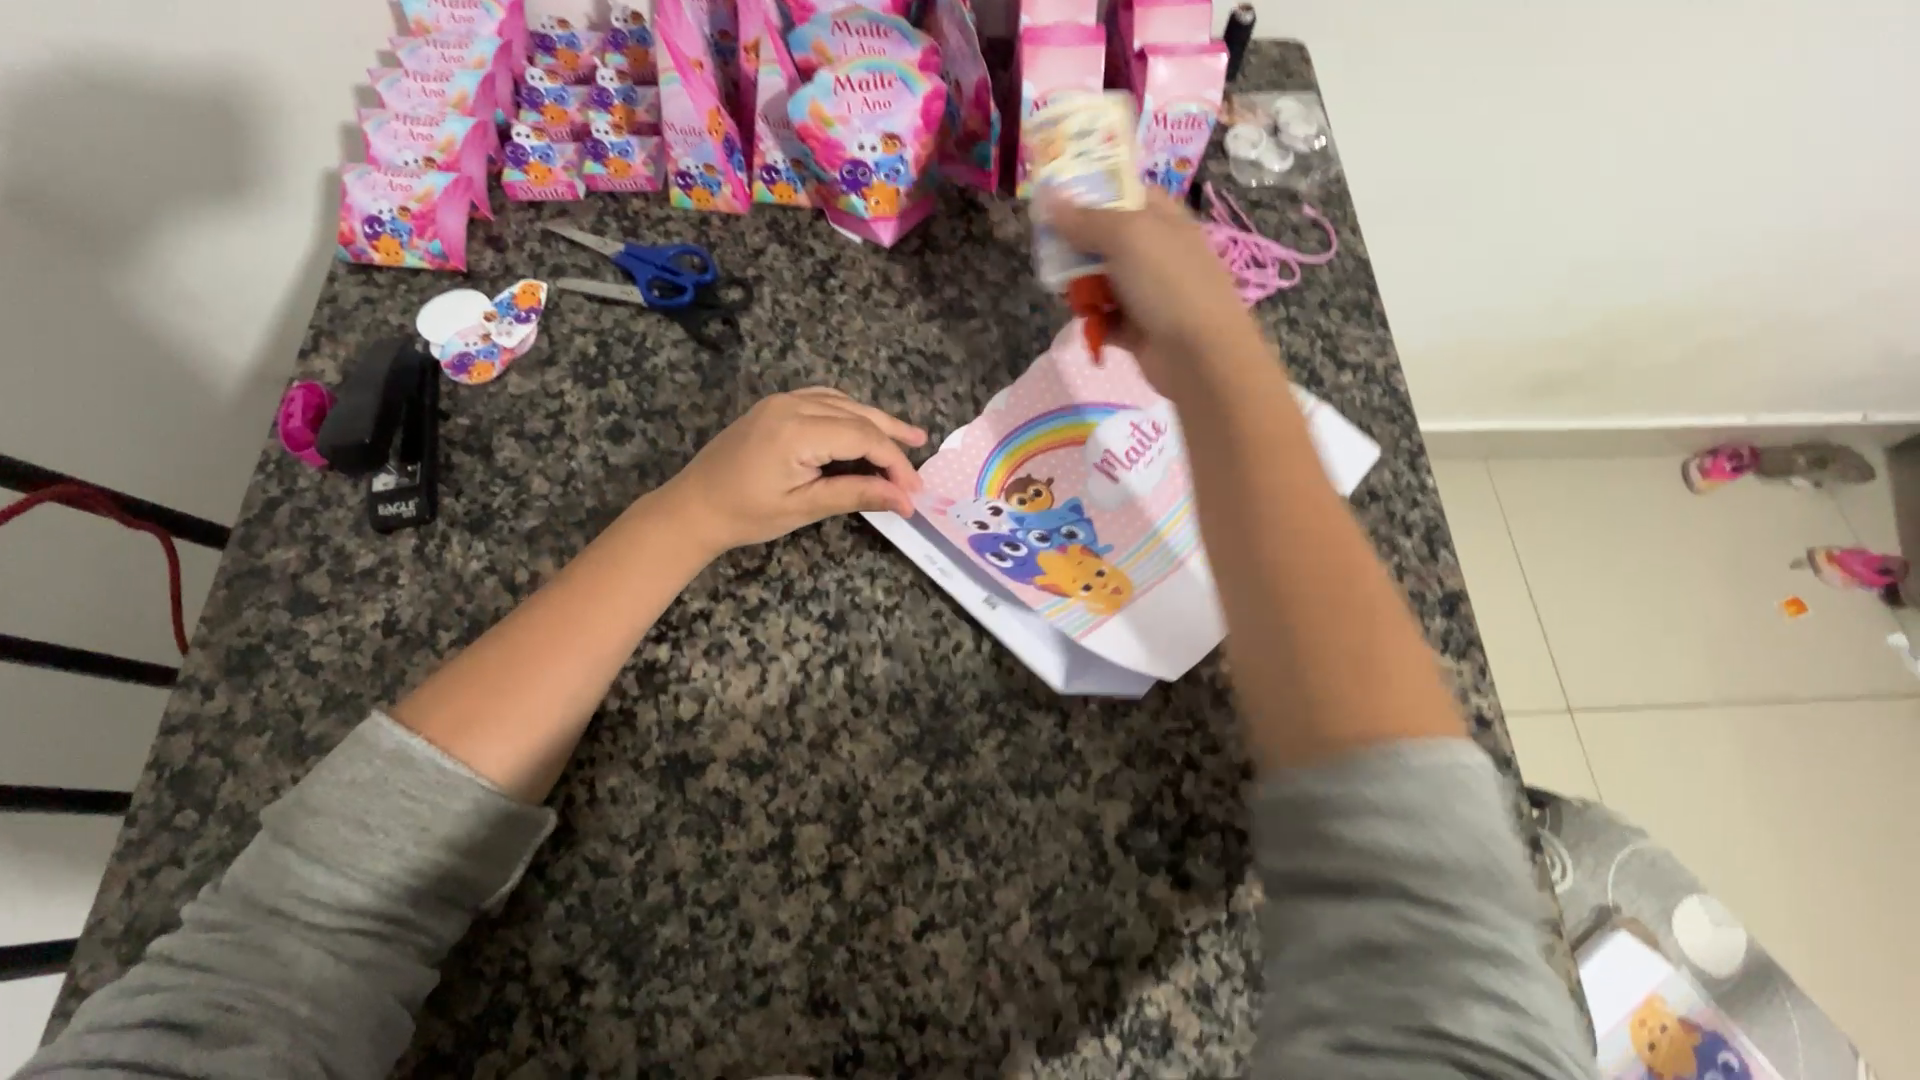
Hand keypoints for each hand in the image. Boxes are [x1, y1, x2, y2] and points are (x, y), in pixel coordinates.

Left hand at [658, 388, 927, 552]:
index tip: (913, 491)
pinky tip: (863, 425)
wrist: (692, 507)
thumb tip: (904, 499)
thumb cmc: (745, 513)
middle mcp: (792, 405)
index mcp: (797, 430)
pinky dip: (849, 412)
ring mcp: (781, 402)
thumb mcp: (804, 507)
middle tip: (923, 451)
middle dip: (891, 438)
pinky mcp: (774, 407)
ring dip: (874, 421)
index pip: (863, 438)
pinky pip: (822, 400)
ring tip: (906, 437)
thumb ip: (856, 494)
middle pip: (857, 415)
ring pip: (843, 403)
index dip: (894, 462)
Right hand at [1039, 186, 1266, 391]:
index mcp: (1162, 219)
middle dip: (1076, 246)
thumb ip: (1085, 219)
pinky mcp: (1137, 328)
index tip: (1056, 199)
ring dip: (1080, 286)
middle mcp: (1155, 252)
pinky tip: (1085, 321)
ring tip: (1067, 292)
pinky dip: (1093, 320)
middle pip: (1106, 239)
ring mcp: (1147, 292)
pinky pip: (1105, 318)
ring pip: (1101, 280)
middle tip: (1049, 251)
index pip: (1125, 194)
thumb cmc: (1168, 283)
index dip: (1092, 193)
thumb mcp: (1127, 236)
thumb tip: (1049, 198)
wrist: (1200, 355)